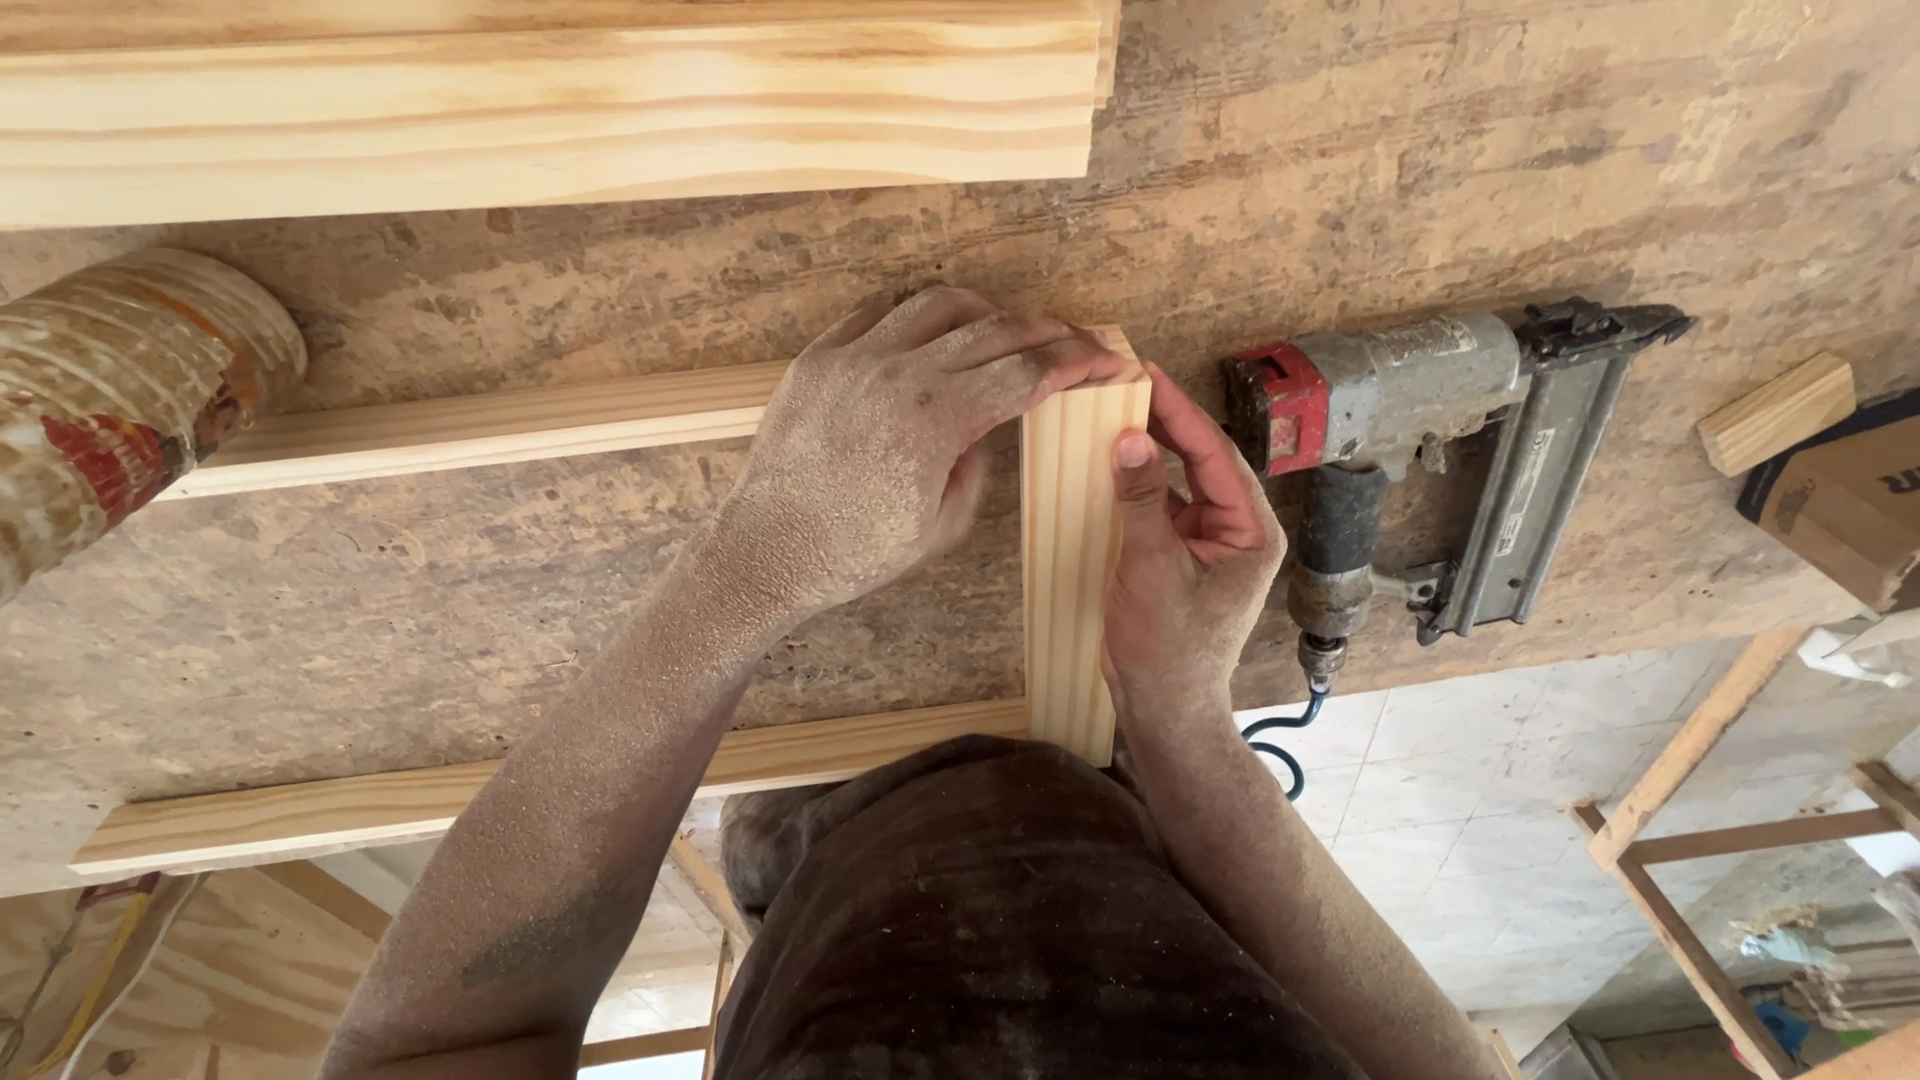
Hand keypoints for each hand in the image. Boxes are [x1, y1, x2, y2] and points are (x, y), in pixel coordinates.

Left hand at [713, 286, 1128, 621]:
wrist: (768, 551)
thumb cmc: (857, 552)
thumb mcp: (943, 524)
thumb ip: (977, 463)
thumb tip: (986, 423)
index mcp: (938, 420)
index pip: (1028, 371)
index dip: (1077, 361)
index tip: (1106, 359)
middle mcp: (900, 373)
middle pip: (995, 329)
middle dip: (1047, 330)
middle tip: (1070, 341)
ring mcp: (854, 358)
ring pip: (938, 303)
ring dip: (986, 310)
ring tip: (1005, 329)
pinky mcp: (818, 357)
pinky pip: (878, 311)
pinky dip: (919, 314)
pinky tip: (933, 330)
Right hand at [1103, 366, 1284, 718]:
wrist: (1161, 704)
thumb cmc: (1167, 645)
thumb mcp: (1152, 569)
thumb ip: (1140, 501)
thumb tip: (1127, 438)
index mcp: (1251, 530)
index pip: (1216, 456)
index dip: (1181, 413)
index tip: (1147, 376)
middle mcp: (1236, 528)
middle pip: (1202, 461)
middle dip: (1168, 424)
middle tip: (1129, 384)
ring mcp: (1207, 540)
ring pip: (1180, 480)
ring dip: (1152, 449)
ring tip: (1119, 410)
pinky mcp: (1179, 553)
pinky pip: (1161, 505)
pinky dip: (1137, 483)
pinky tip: (1113, 461)